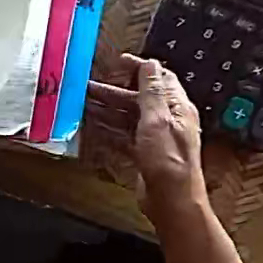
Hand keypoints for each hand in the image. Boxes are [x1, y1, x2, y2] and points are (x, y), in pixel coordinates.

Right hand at [86, 54, 209, 219]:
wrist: (171, 199)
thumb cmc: (168, 161)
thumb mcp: (158, 120)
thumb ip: (152, 92)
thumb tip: (150, 64)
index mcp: (176, 108)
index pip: (159, 79)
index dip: (138, 68)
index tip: (118, 62)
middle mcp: (167, 120)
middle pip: (139, 99)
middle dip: (114, 91)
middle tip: (89, 86)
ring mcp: (155, 138)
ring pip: (128, 117)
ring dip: (108, 109)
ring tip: (85, 103)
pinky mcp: (144, 153)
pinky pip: (123, 136)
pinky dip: (108, 129)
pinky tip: (92, 126)